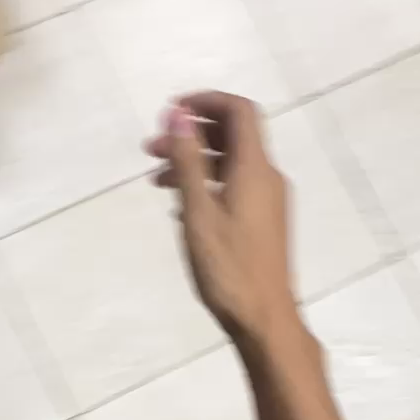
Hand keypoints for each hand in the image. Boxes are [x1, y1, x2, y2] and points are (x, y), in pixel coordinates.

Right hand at [144, 91, 300, 345]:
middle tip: (152, 149)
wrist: (263, 317)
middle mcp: (266, 176)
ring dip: (194, 161)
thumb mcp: (199, 212)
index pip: (239, 111)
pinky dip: (206, 183)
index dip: (206, 102)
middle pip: (232, 136)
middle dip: (191, 134)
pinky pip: (233, 186)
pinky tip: (182, 205)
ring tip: (157, 180)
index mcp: (254, 168)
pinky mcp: (262, 221)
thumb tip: (178, 114)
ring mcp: (267, 200)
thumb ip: (188, 161)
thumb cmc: (228, 267)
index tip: (171, 112)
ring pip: (230, 163)